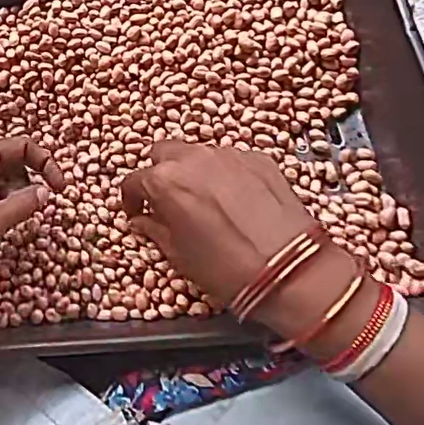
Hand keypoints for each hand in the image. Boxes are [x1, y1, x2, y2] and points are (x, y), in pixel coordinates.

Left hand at [0, 137, 65, 282]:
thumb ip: (23, 204)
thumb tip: (45, 192)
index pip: (19, 146)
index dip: (46, 163)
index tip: (61, 188)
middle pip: (9, 161)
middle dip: (31, 180)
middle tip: (45, 204)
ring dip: (16, 195)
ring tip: (22, 218)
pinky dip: (0, 206)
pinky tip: (3, 225)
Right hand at [120, 141, 365, 344]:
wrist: (292, 271)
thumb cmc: (227, 268)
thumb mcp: (178, 254)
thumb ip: (155, 229)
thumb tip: (144, 220)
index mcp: (164, 181)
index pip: (134, 180)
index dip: (131, 199)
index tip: (137, 213)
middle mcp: (193, 158)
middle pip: (163, 153)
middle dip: (159, 173)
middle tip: (166, 199)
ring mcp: (229, 155)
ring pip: (198, 154)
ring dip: (192, 171)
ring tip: (203, 200)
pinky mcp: (260, 159)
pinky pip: (230, 161)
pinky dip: (225, 175)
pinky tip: (234, 200)